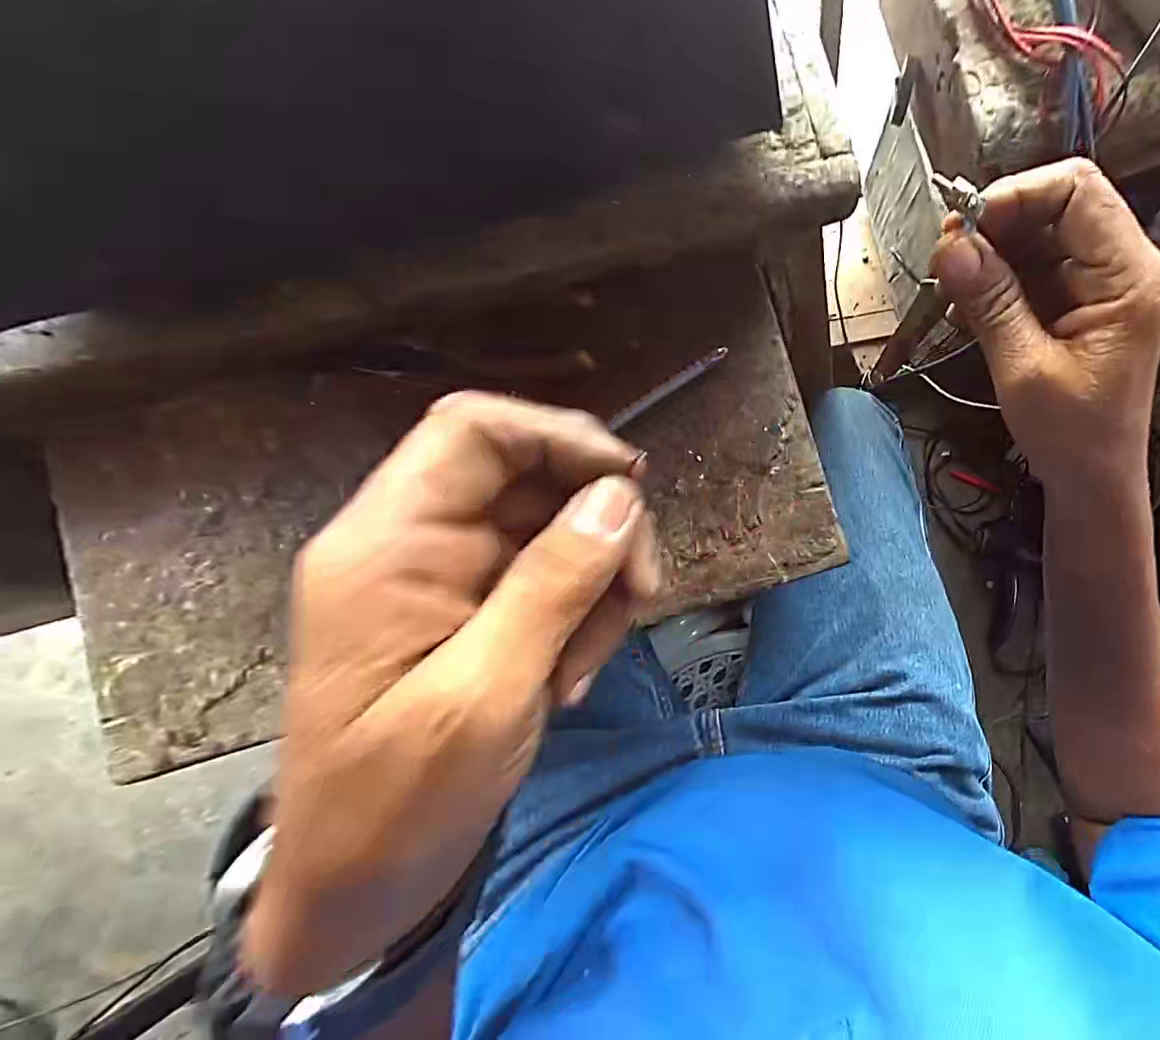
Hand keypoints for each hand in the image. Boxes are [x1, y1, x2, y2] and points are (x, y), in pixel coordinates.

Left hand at [247, 392, 663, 994]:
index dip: (562, 437)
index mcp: (390, 544)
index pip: (477, 431)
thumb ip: (552, 585)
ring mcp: (463, 574)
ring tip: (593, 658)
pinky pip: (570, 575)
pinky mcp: (494, 606)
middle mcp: (426, 542)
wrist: (364, 882)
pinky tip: (578, 671)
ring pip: (570, 527)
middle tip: (642, 593)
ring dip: (607, 581)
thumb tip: (620, 496)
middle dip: (607, 527)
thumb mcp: (484, 692)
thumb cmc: (399, 797)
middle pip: (542, 476)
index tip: (631, 484)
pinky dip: (595, 613)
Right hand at [930, 158, 1159, 492]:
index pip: (1078, 190)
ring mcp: (1101, 286)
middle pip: (1056, 207)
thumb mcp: (1026, 370)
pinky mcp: (1080, 304)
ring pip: (1039, 237)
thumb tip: (953, 246)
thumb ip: (990, 302)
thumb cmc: (1077, 439)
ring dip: (992, 256)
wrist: (1094, 482)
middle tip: (949, 258)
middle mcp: (1123, 270)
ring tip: (954, 290)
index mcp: (1130, 278)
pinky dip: (999, 281)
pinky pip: (1034, 270)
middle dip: (997, 227)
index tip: (966, 227)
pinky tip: (970, 306)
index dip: (1016, 196)